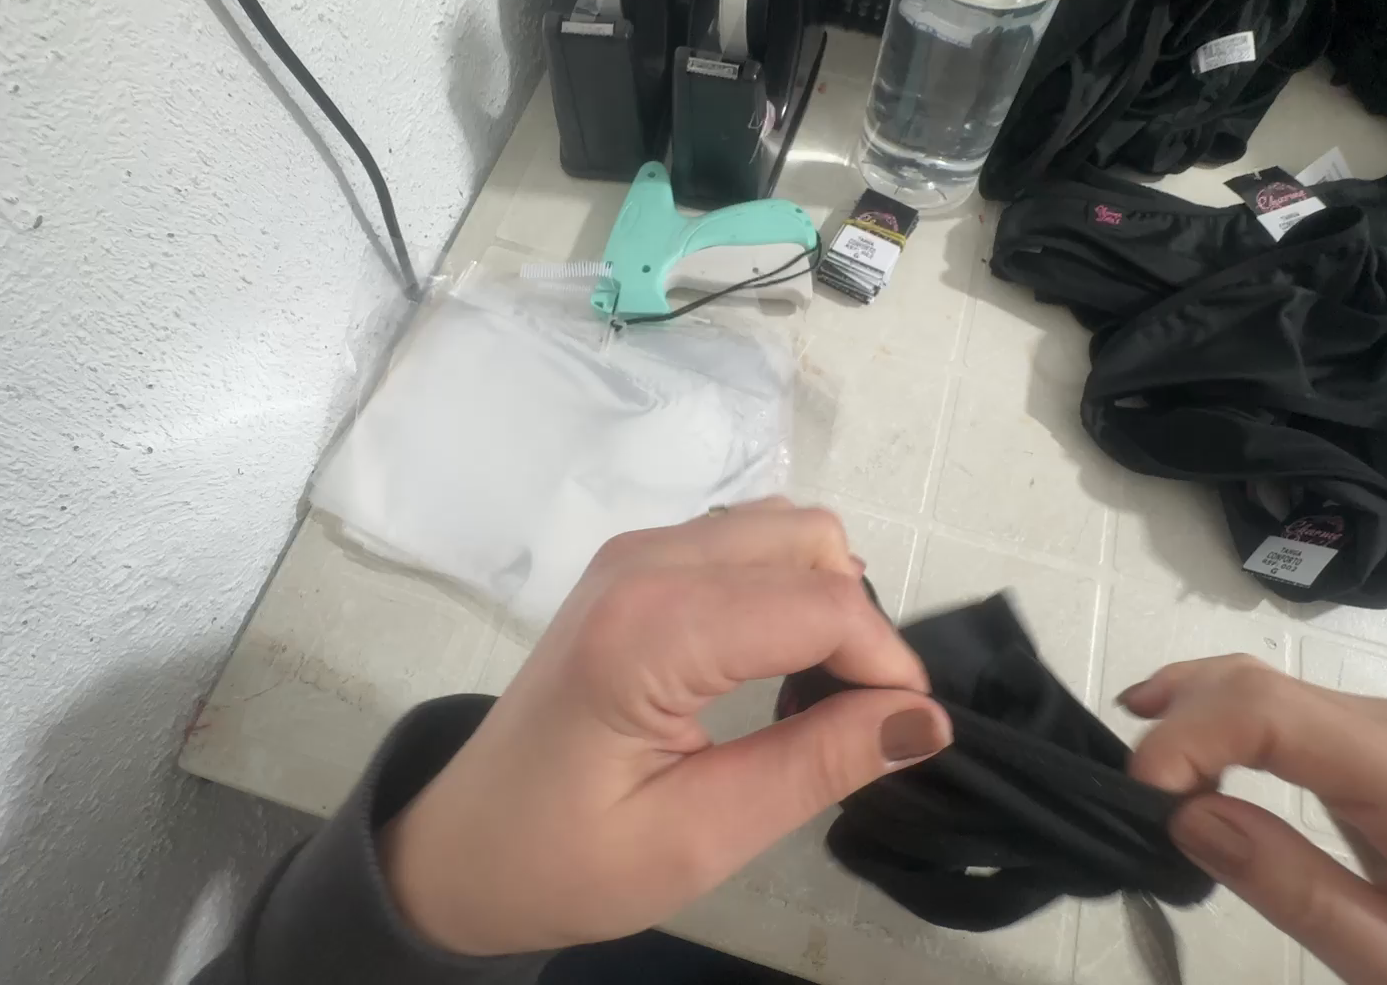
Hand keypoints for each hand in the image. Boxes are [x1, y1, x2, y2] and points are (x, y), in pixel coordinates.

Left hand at [380, 499, 952, 955]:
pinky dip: (788, 580)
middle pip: (809, 541)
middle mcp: (647, 559)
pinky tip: (776, 645)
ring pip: (785, 527)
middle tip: (858, 711)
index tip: (907, 726)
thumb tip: (923, 717)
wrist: (463, 841)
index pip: (818, 604)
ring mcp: (639, 547)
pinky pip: (749, 536)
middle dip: (858, 622)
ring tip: (820, 682)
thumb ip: (818, 764)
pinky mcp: (640, 556)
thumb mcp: (699, 837)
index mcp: (651, 629)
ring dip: (826, 594)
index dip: (885, 661)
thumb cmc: (565, 859)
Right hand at [1121, 656, 1386, 984]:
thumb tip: (1184, 814)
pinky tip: (1186, 750)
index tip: (1140, 798)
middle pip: (1260, 685)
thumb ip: (1303, 894)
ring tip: (1137, 761)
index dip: (1188, 736)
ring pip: (1262, 686)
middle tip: (1128, 794)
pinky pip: (1282, 714)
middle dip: (1175, 721)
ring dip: (1187, 712)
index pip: (1275, 712)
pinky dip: (1219, 724)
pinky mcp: (1384, 748)